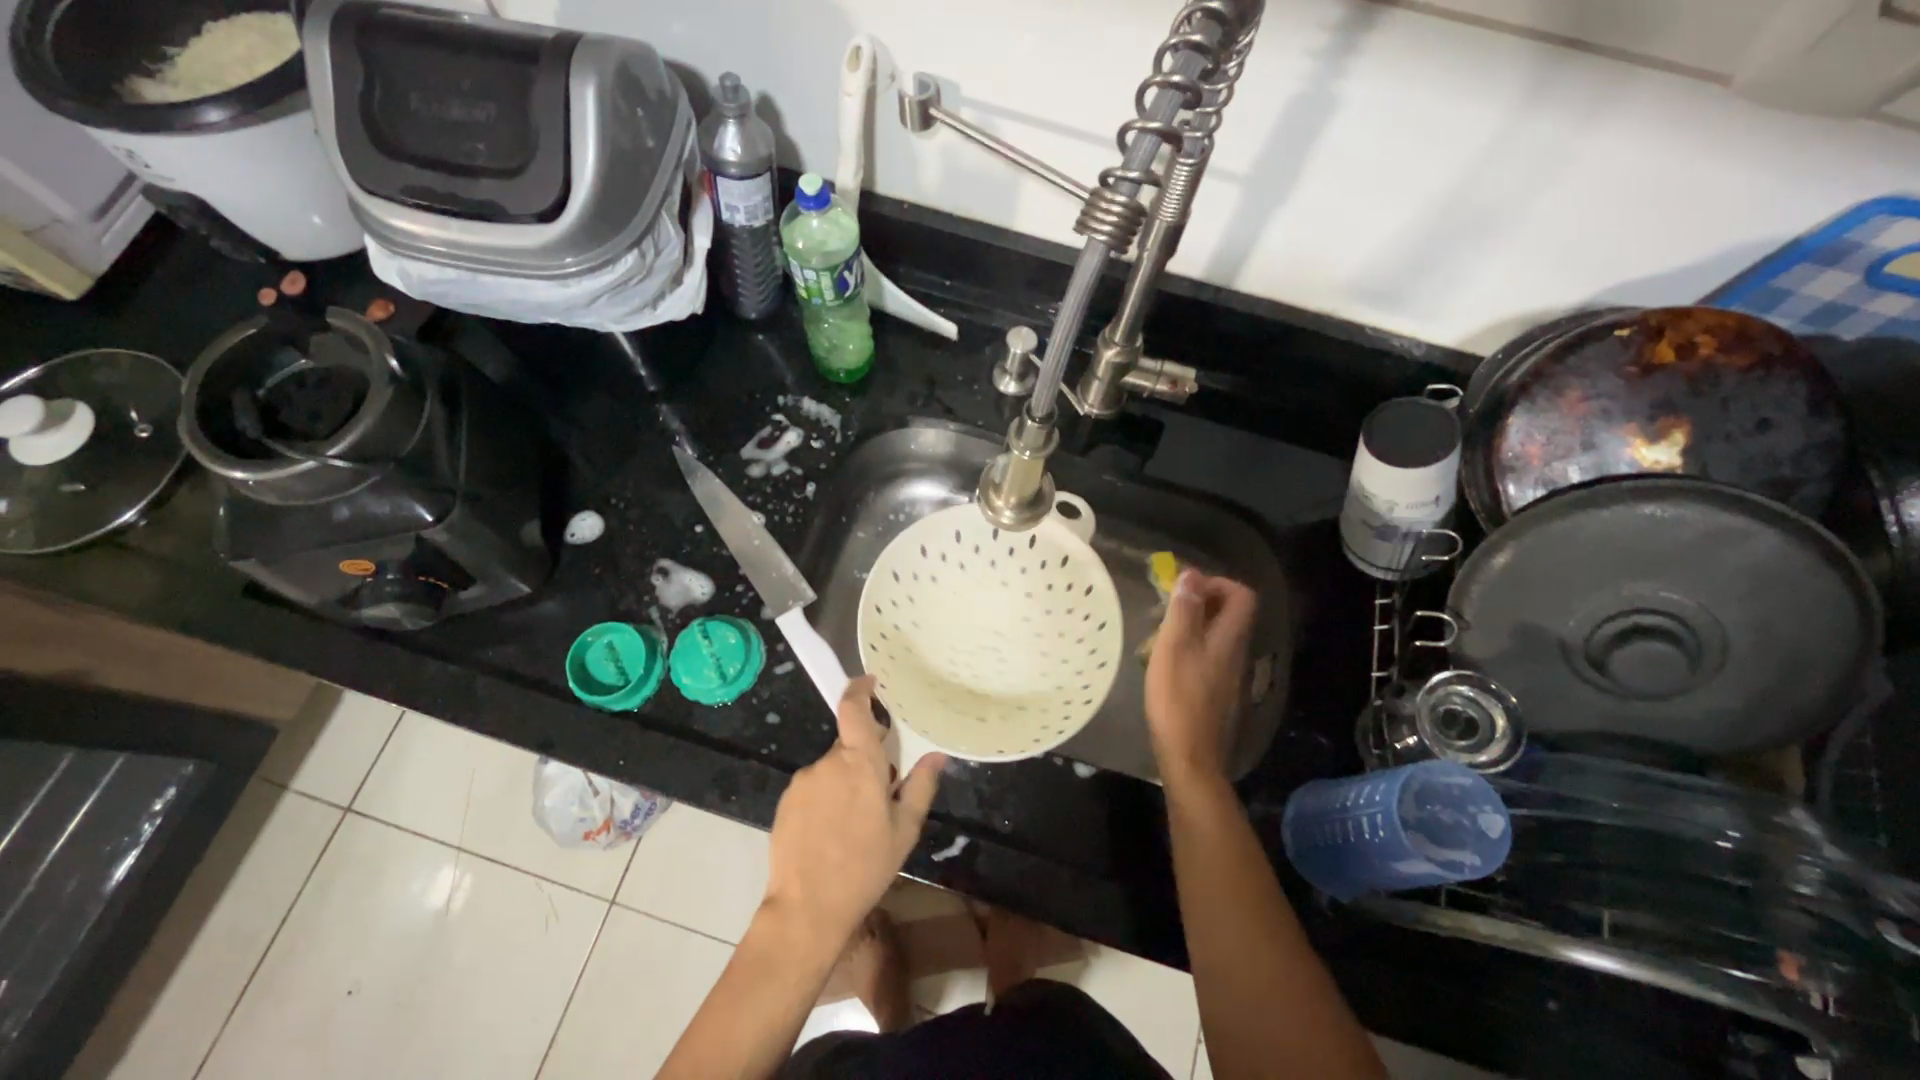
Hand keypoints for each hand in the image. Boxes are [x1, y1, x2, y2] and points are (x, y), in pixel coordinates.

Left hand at [761, 676, 946, 945]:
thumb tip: (936, 755)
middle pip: (848, 746)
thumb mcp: (904, 830)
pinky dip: (825, 800)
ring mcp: (803, 782)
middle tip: (880, 794)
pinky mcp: (786, 801)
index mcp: (861, 764)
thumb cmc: (865, 867)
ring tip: (854, 825)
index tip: (871, 683)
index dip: (861, 690)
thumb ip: (920, 787)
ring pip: (830, 770)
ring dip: (844, 783)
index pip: (855, 710)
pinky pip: (812, 789)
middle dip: (864, 760)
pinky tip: (831, 834)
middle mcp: (828, 763)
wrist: (807, 907)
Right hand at [1146, 570, 1257, 783]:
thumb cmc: (1178, 699)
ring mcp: (1231, 677)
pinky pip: (1211, 660)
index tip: (1185, 590)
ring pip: (1219, 638)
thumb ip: (1184, 610)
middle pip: (1231, 615)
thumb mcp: (1174, 647)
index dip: (1217, 584)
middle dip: (1201, 604)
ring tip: (1161, 637)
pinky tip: (1168, 666)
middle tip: (1168, 611)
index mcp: (1230, 638)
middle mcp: (1238, 654)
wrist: (1191, 758)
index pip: (1242, 595)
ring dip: (1194, 628)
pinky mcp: (1219, 696)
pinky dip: (1193, 652)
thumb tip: (1192, 575)